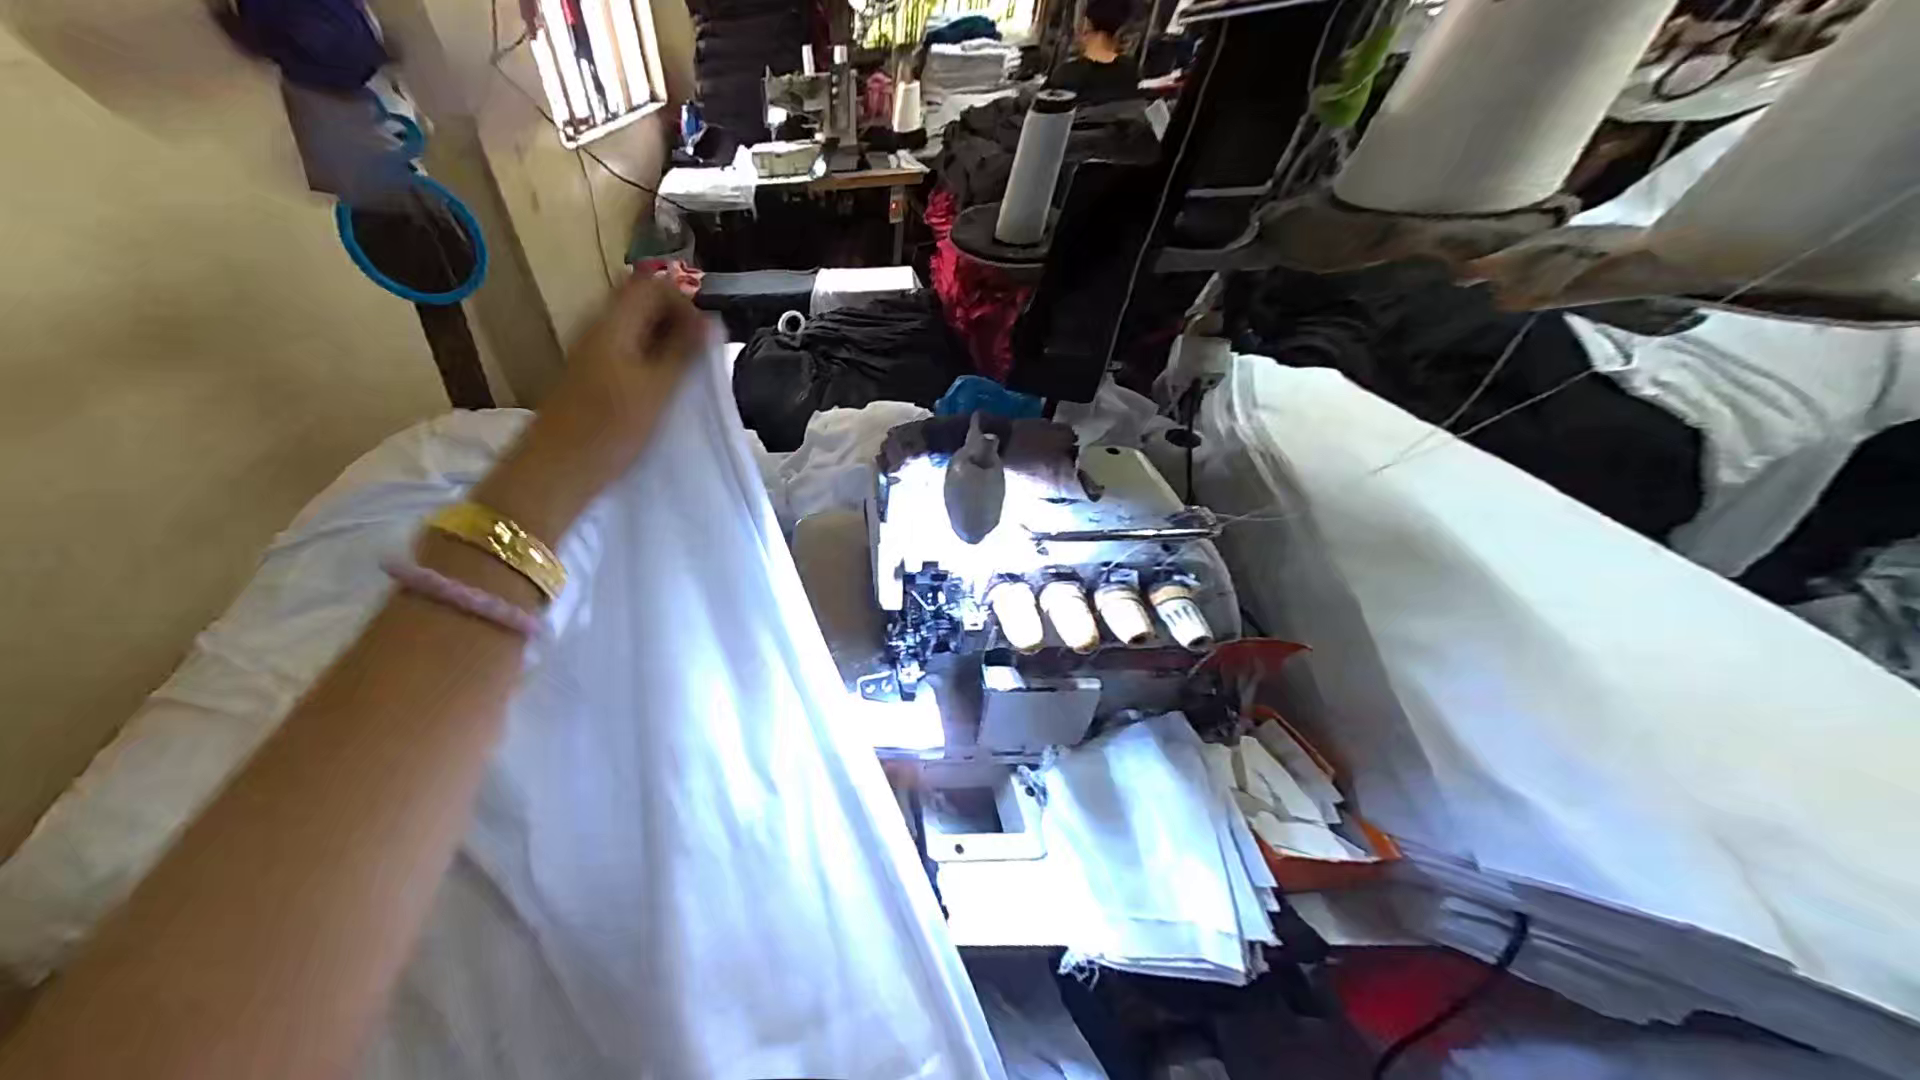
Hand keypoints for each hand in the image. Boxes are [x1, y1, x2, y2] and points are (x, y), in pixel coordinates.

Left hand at [472, 275, 706, 542]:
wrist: (556, 471)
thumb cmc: (610, 429)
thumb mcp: (657, 390)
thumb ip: (684, 352)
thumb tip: (709, 320)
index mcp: (612, 325)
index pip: (652, 285)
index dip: (685, 302)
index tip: (706, 336)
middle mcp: (598, 329)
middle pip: (643, 303)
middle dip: (678, 320)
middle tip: (702, 354)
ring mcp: (592, 352)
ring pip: (637, 328)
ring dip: (667, 341)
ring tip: (689, 372)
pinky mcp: (592, 376)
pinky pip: (629, 350)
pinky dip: (652, 358)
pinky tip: (665, 387)